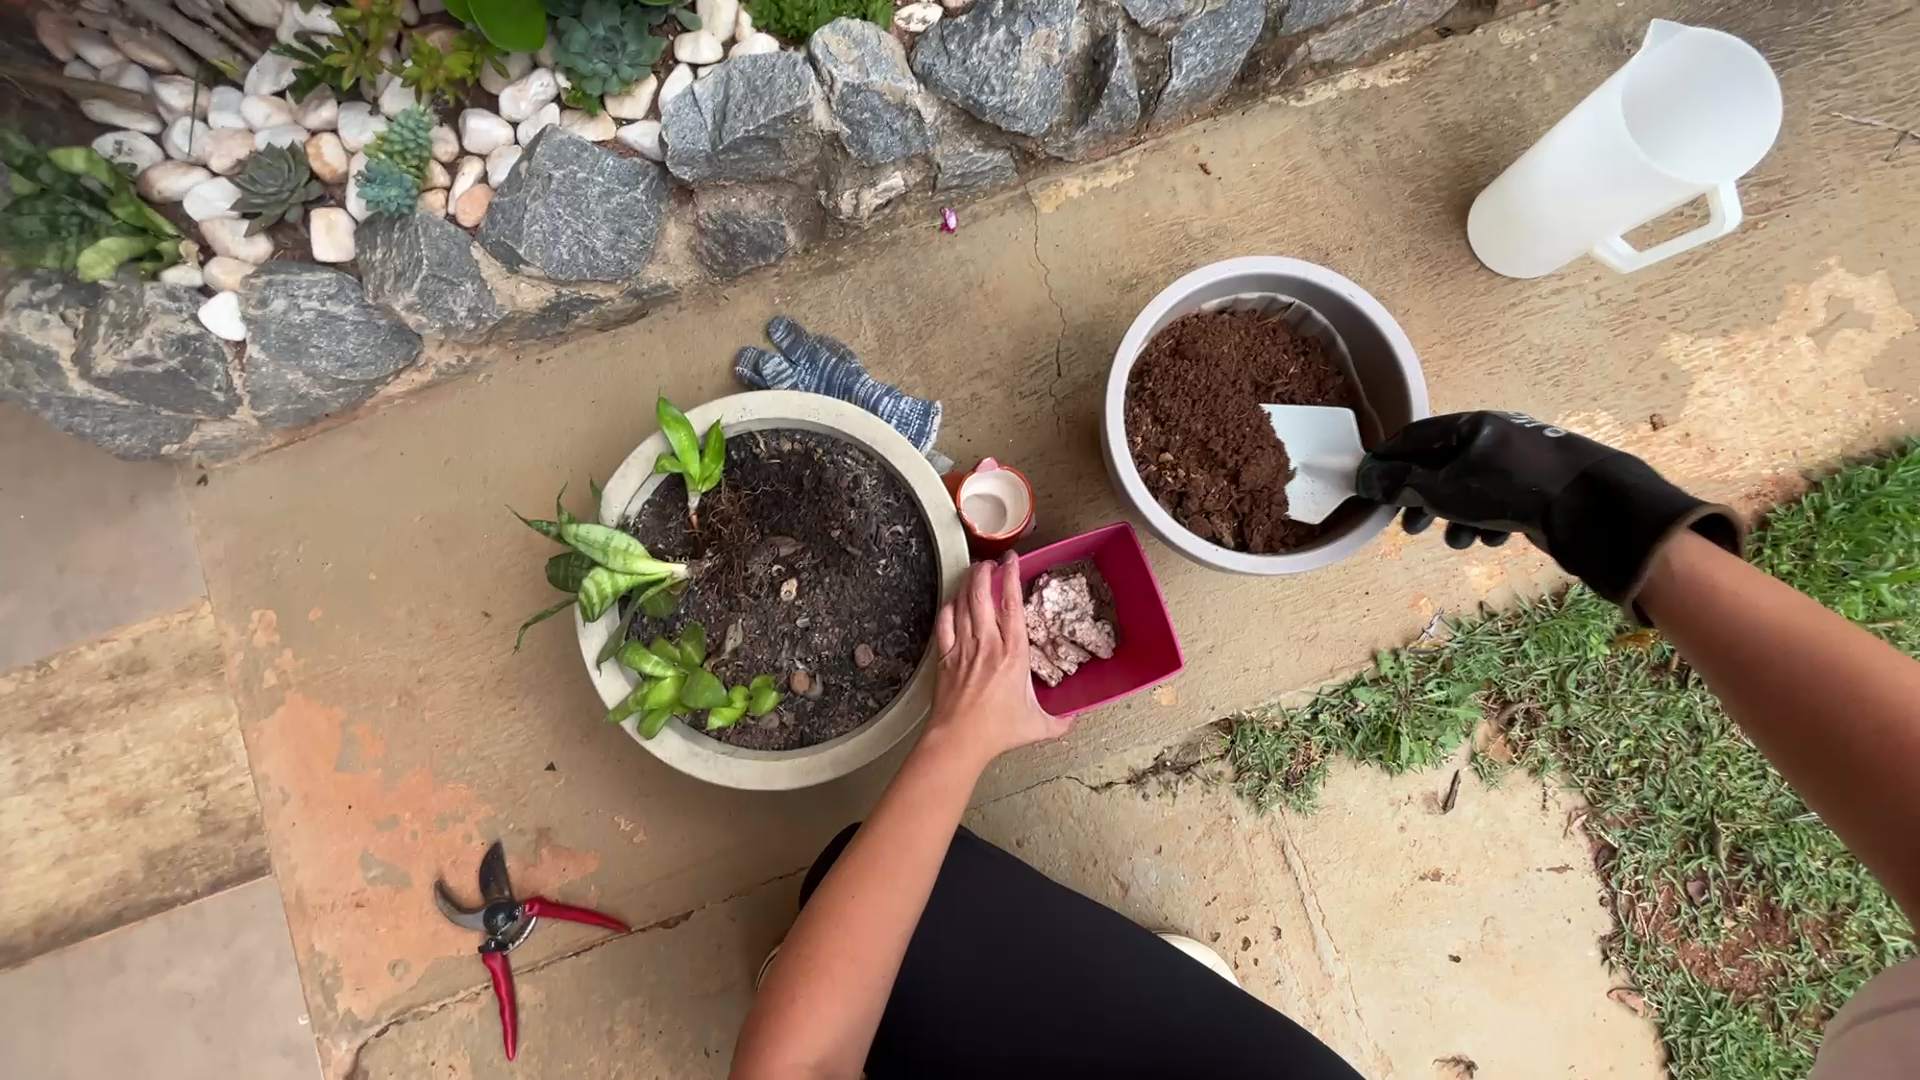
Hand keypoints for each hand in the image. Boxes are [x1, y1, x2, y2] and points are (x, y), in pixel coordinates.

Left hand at [925, 554, 1070, 766]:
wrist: (959, 739)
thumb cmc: (996, 731)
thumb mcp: (1038, 726)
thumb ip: (1060, 720)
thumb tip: (1075, 718)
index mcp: (1013, 653)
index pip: (1012, 604)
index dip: (1012, 577)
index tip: (1013, 561)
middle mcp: (988, 644)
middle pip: (983, 595)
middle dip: (985, 572)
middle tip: (990, 562)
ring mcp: (964, 648)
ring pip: (963, 604)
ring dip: (968, 584)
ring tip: (974, 572)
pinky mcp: (946, 657)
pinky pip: (945, 624)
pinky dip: (949, 608)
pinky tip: (953, 602)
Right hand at [1355, 411, 1743, 609]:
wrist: (1596, 508)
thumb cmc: (1509, 490)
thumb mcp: (1442, 488)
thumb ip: (1399, 483)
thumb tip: (1365, 477)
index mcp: (1471, 425)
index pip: (1413, 437)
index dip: (1387, 461)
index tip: (1369, 486)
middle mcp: (1496, 437)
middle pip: (1441, 467)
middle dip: (1422, 499)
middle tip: (1410, 526)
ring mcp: (1522, 462)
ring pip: (1469, 489)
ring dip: (1455, 517)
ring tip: (1456, 540)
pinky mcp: (1542, 488)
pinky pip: (1500, 502)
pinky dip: (1488, 520)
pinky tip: (1492, 537)